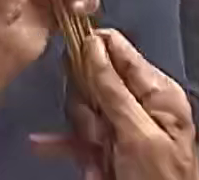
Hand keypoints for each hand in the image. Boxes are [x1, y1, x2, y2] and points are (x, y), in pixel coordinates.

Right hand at [46, 30, 196, 179]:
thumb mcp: (139, 135)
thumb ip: (113, 88)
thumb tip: (92, 44)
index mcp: (157, 92)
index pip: (117, 48)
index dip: (91, 48)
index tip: (71, 58)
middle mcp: (139, 104)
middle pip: (94, 78)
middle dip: (88, 103)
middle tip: (98, 129)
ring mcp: (121, 130)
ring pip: (84, 108)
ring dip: (82, 130)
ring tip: (96, 155)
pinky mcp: (106, 153)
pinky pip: (77, 138)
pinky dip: (62, 142)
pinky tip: (41, 145)